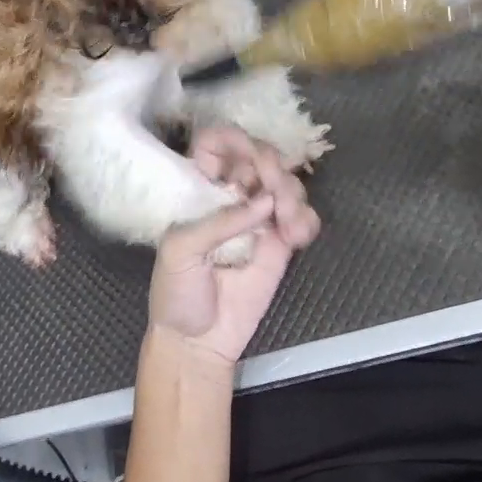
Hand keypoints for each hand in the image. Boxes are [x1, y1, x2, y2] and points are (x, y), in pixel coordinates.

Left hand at [148, 127, 321, 364]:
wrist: (197, 343)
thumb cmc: (176, 294)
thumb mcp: (181, 251)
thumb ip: (219, 222)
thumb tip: (264, 202)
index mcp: (197, 191)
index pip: (215, 145)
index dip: (232, 139)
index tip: (248, 153)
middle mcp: (229, 198)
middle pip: (260, 157)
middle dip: (272, 166)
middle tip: (273, 191)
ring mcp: (258, 220)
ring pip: (286, 184)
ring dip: (292, 194)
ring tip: (285, 227)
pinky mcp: (280, 244)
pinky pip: (303, 217)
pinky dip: (306, 219)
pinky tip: (296, 237)